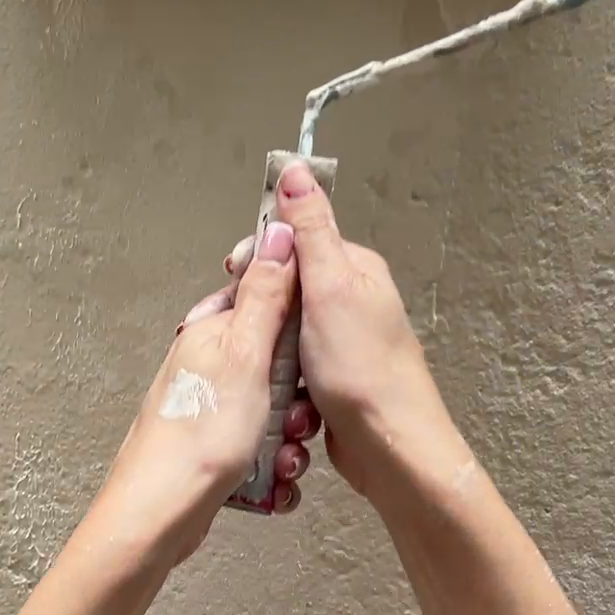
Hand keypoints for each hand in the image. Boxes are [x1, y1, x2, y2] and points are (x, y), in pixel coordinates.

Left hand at [91, 223, 321, 564]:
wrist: (161, 511)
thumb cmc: (197, 436)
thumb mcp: (244, 355)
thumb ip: (265, 297)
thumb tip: (279, 233)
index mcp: (209, 333)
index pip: (263, 300)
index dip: (297, 324)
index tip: (315, 349)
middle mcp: (207, 369)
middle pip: (276, 365)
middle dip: (298, 398)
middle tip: (295, 418)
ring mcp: (211, 412)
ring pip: (273, 413)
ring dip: (289, 440)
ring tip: (282, 459)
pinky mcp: (215, 451)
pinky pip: (261, 451)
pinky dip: (274, 468)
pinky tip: (273, 483)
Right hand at [225, 162, 451, 503]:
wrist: (388, 444)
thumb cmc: (361, 368)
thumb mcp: (330, 287)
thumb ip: (310, 230)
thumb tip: (295, 170)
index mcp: (353, 269)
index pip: (294, 242)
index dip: (258, 256)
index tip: (230, 278)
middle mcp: (348, 301)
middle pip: (284, 289)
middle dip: (254, 308)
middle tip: (226, 330)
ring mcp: (339, 342)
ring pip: (282, 330)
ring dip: (261, 345)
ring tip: (243, 363)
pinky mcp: (329, 378)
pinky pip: (289, 365)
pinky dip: (274, 372)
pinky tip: (263, 386)